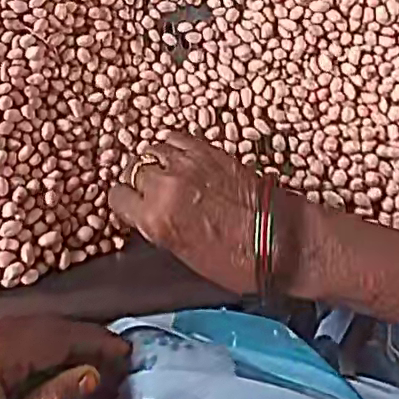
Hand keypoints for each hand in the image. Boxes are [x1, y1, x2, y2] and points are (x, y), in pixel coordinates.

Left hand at [0, 317, 129, 398]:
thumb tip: (94, 373)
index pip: (61, 332)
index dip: (99, 344)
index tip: (129, 358)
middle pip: (48, 328)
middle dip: (84, 351)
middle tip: (116, 379)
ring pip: (32, 335)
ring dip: (63, 357)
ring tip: (92, 386)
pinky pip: (13, 346)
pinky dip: (39, 361)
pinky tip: (54, 386)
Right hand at [107, 130, 279, 295]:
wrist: (280, 241)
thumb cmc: (236, 260)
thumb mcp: (183, 254)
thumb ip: (157, 226)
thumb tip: (146, 212)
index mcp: (155, 221)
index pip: (118, 197)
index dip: (126, 202)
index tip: (132, 204)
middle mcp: (164, 187)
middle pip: (134, 170)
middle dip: (140, 181)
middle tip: (152, 190)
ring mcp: (185, 164)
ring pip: (152, 150)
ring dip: (156, 161)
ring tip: (167, 172)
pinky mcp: (205, 149)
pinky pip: (174, 138)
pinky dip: (173, 146)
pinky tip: (180, 157)